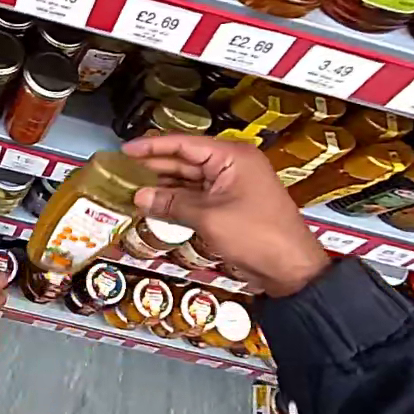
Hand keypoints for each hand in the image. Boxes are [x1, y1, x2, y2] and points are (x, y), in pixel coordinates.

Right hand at [122, 134, 329, 296]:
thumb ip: (171, 203)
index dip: (153, 146)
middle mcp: (231, 165)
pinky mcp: (228, 204)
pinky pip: (196, 195)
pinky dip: (175, 199)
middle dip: (154, 166)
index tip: (127, 150)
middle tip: (123, 170)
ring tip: (132, 186)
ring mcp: (230, 185)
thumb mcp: (208, 218)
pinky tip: (154, 203)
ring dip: (162, 184)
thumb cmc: (258, 236)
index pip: (184, 144)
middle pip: (185, 159)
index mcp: (232, 157)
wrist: (290, 269)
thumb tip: (140, 196)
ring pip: (188, 178)